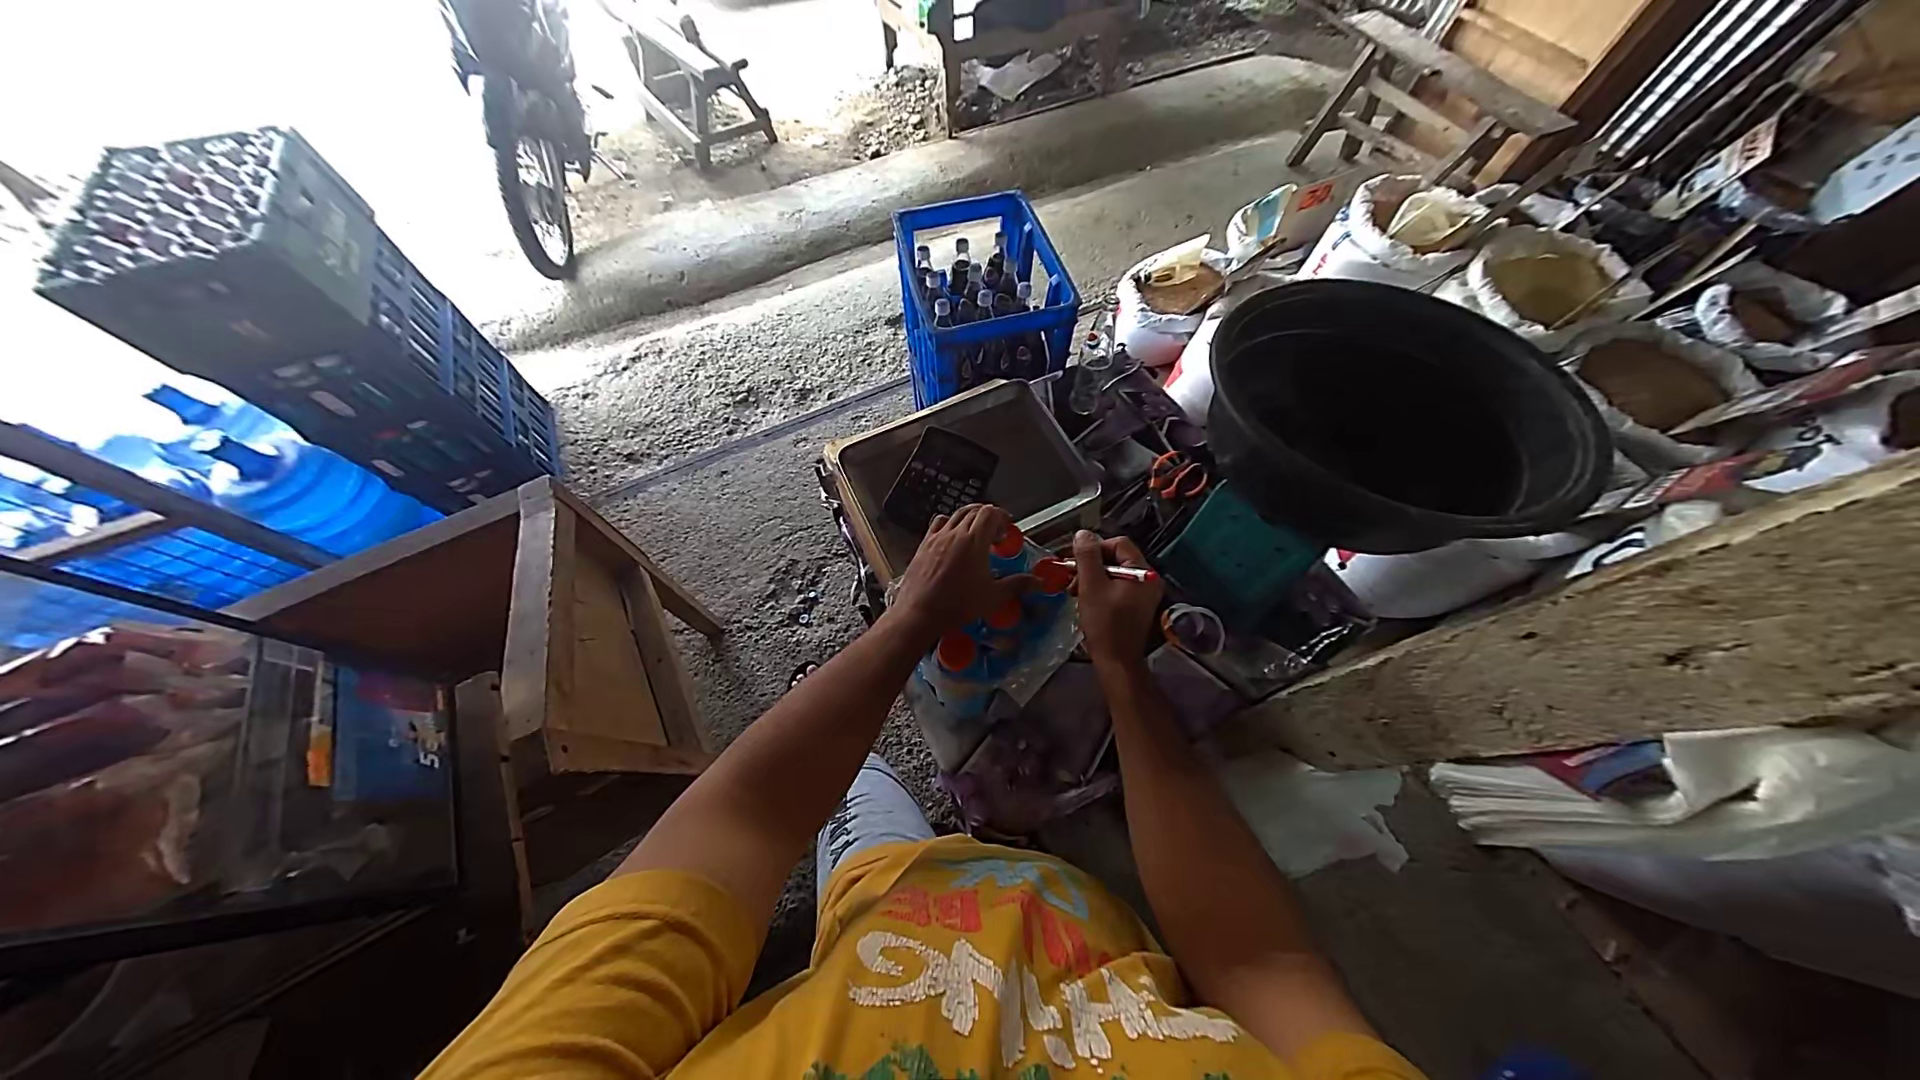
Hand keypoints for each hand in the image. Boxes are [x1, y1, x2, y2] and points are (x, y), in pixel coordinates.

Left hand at [889, 505, 1035, 644]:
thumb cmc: (957, 605)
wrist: (920, 614)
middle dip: (987, 516)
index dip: (1001, 515)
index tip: (1007, 526)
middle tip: (995, 530)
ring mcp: (936, 538)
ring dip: (968, 518)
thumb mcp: (993, 597)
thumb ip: (1017, 585)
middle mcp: (954, 534)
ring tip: (975, 532)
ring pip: (955, 515)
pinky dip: (949, 525)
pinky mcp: (923, 546)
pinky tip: (951, 539)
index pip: (989, 513)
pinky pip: (938, 525)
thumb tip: (1037, 582)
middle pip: (973, 510)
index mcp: (974, 541)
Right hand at [1072, 529, 1162, 666]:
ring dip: (1092, 577)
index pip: (1119, 543)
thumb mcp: (1091, 586)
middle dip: (1091, 565)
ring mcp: (1144, 594)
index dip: (1095, 548)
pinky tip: (1085, 598)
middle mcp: (1149, 580)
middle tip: (1072, 577)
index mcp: (1143, 572)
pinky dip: (1100, 589)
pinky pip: (1117, 587)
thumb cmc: (1104, 624)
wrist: (1116, 661)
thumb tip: (1083, 534)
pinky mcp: (1136, 606)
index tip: (1075, 561)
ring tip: (1075, 590)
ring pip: (1114, 573)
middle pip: (1116, 558)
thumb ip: (1087, 556)